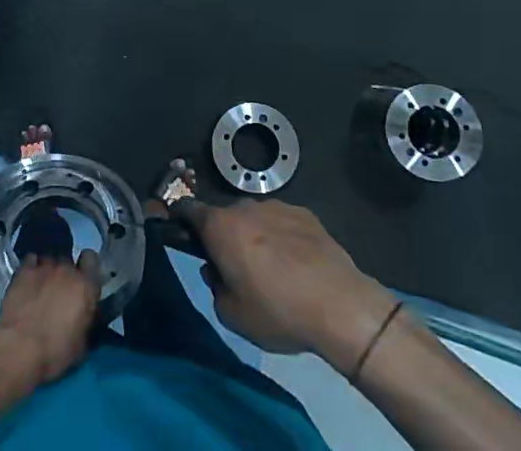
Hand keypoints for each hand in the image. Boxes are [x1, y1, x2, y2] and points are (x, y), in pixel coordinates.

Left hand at [0, 251, 102, 385]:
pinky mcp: (23, 270)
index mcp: (86, 286)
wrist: (20, 348)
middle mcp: (67, 270)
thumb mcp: (82, 343)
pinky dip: (31, 268)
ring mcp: (44, 267)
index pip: (91, 258)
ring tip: (40, 288)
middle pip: (68, 260)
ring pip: (49, 259)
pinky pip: (31, 260)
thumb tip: (84, 313)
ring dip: (47, 271)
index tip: (82, 279)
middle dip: (65, 273)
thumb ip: (86, 319)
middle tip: (59, 291)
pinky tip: (27, 282)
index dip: (86, 267)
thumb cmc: (56, 352)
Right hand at [176, 199, 397, 374]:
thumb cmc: (277, 310)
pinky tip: (298, 264)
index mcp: (219, 226)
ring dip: (255, 236)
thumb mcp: (231, 314)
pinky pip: (283, 223)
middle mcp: (245, 207)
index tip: (180, 231)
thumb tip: (218, 272)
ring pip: (255, 219)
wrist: (341, 306)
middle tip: (235, 268)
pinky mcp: (307, 214)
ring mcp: (278, 207)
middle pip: (225, 217)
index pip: (187, 208)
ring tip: (273, 269)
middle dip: (225, 236)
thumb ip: (215, 287)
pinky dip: (283, 237)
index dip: (179, 218)